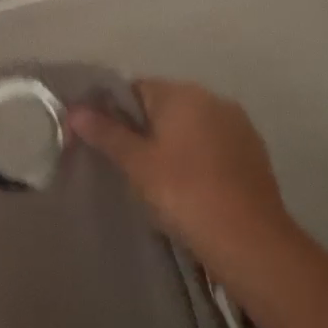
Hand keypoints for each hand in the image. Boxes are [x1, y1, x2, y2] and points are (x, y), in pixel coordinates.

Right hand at [69, 78, 294, 253]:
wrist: (247, 238)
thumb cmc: (183, 192)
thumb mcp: (136, 163)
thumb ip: (106, 132)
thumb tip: (75, 110)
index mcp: (183, 94)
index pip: (135, 88)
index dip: (109, 110)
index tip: (96, 138)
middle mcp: (214, 100)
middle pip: (163, 105)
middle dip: (140, 127)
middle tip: (120, 161)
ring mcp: (238, 126)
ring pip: (189, 126)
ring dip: (168, 142)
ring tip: (151, 176)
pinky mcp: (252, 152)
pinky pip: (211, 144)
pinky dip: (193, 156)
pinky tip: (184, 185)